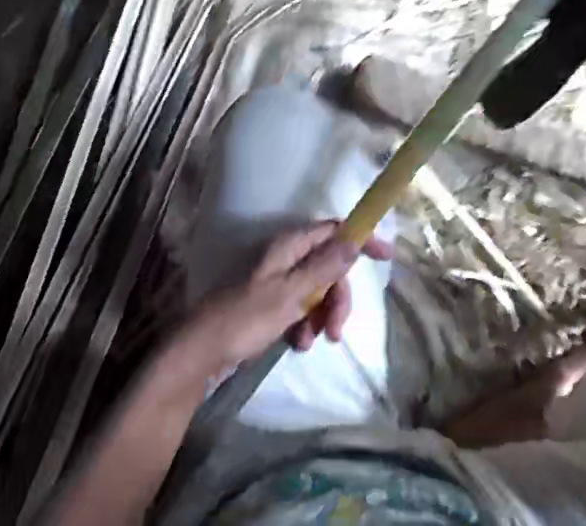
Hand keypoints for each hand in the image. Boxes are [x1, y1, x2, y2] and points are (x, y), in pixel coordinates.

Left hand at [177, 221, 393, 373]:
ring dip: (322, 316)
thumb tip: (355, 240)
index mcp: (291, 245)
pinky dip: (306, 325)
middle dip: (338, 297)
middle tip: (336, 328)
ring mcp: (281, 281)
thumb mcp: (290, 294)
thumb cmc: (244, 318)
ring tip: (309, 342)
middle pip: (331, 266)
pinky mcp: (274, 305)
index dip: (361, 239)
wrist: (200, 354)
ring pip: (320, 290)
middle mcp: (288, 258)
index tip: (385, 256)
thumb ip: (324, 267)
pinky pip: (304, 308)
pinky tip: (297, 344)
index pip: (335, 231)